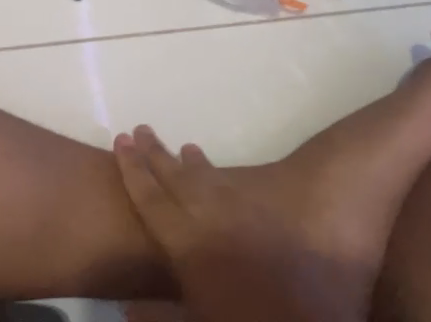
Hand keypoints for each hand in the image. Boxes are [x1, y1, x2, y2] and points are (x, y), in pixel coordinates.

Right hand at [114, 126, 351, 321]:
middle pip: (176, 177)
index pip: (150, 198)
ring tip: (185, 147)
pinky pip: (238, 189)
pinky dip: (223, 179)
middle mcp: (208, 218)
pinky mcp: (268, 217)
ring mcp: (240, 213)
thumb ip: (160, 313)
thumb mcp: (198, 321)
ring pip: (208, 179)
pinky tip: (221, 177)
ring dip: (192, 162)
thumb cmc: (245, 321)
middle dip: (155, 153)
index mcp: (186, 243)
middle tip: (141, 128)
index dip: (133, 168)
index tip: (121, 140)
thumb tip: (126, 310)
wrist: (309, 318)